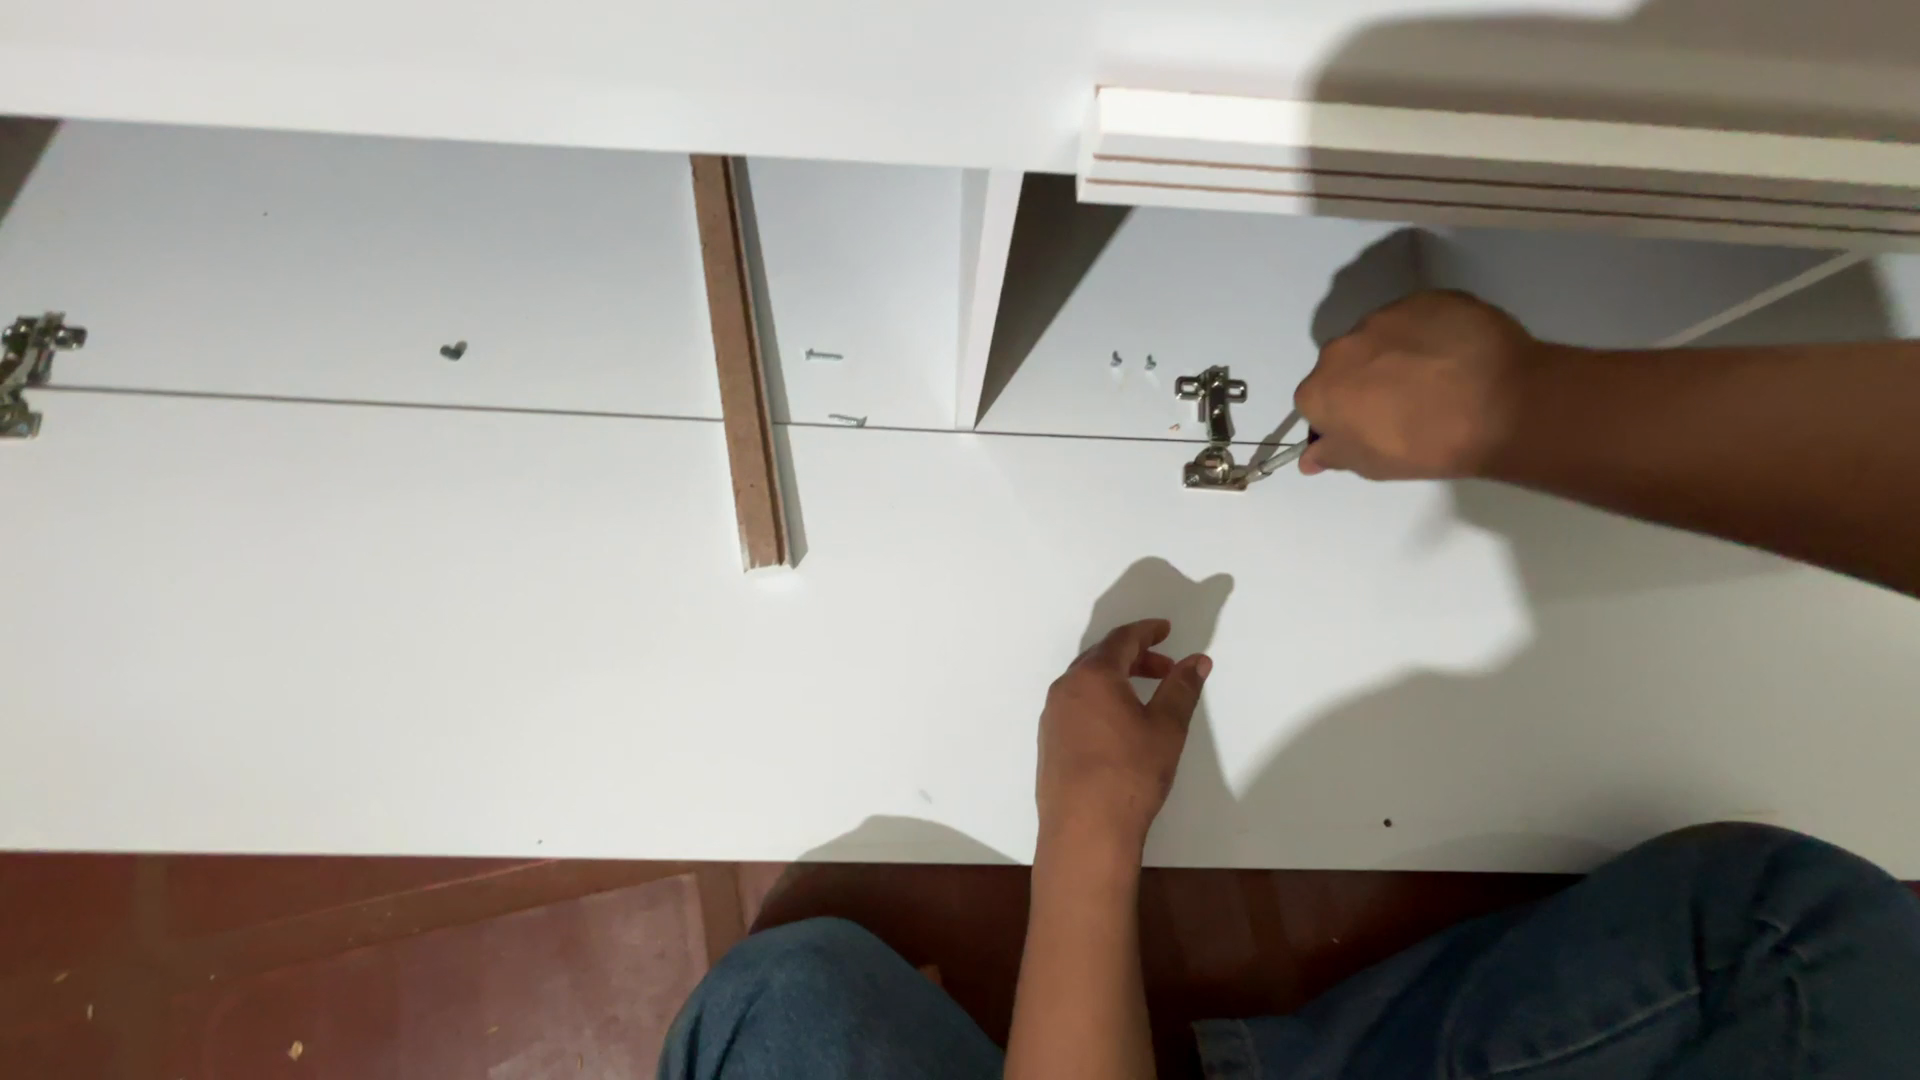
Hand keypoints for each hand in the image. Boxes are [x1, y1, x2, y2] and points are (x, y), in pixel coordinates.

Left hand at [1037, 619, 1210, 853]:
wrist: (1084, 829)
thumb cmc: (1130, 774)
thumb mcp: (1166, 727)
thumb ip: (1181, 687)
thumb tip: (1197, 660)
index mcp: (1092, 676)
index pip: (1121, 639)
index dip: (1146, 631)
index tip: (1166, 629)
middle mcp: (1065, 688)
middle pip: (1101, 658)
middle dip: (1135, 657)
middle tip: (1166, 668)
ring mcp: (1052, 715)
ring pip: (1086, 683)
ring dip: (1117, 680)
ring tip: (1146, 697)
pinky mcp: (1048, 741)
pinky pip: (1076, 705)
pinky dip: (1100, 701)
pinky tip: (1118, 724)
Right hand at [1295, 290, 1547, 478]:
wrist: (1501, 406)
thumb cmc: (1424, 444)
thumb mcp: (1370, 464)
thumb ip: (1331, 454)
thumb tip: (1309, 456)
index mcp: (1318, 390)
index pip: (1316, 402)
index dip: (1341, 414)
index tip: (1367, 425)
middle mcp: (1340, 347)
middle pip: (1343, 363)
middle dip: (1363, 378)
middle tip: (1402, 400)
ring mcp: (1384, 317)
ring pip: (1379, 337)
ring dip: (1394, 353)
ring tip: (1434, 375)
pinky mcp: (1427, 298)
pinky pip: (1418, 317)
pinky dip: (1428, 334)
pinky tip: (1454, 354)